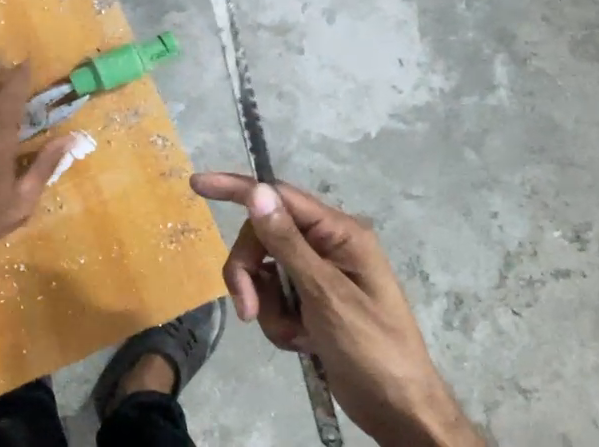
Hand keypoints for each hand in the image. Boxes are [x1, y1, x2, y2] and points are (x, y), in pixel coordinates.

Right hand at [192, 173, 481, 446]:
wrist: (401, 414)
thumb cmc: (373, 350)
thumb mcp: (326, 295)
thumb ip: (287, 243)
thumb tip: (256, 191)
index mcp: (339, 233)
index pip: (278, 197)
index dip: (236, 189)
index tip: (197, 185)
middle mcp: (327, 246)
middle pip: (263, 236)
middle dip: (249, 271)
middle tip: (247, 308)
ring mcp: (318, 275)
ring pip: (263, 270)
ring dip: (266, 304)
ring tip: (291, 336)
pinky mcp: (311, 302)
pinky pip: (273, 297)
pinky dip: (277, 321)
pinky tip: (301, 343)